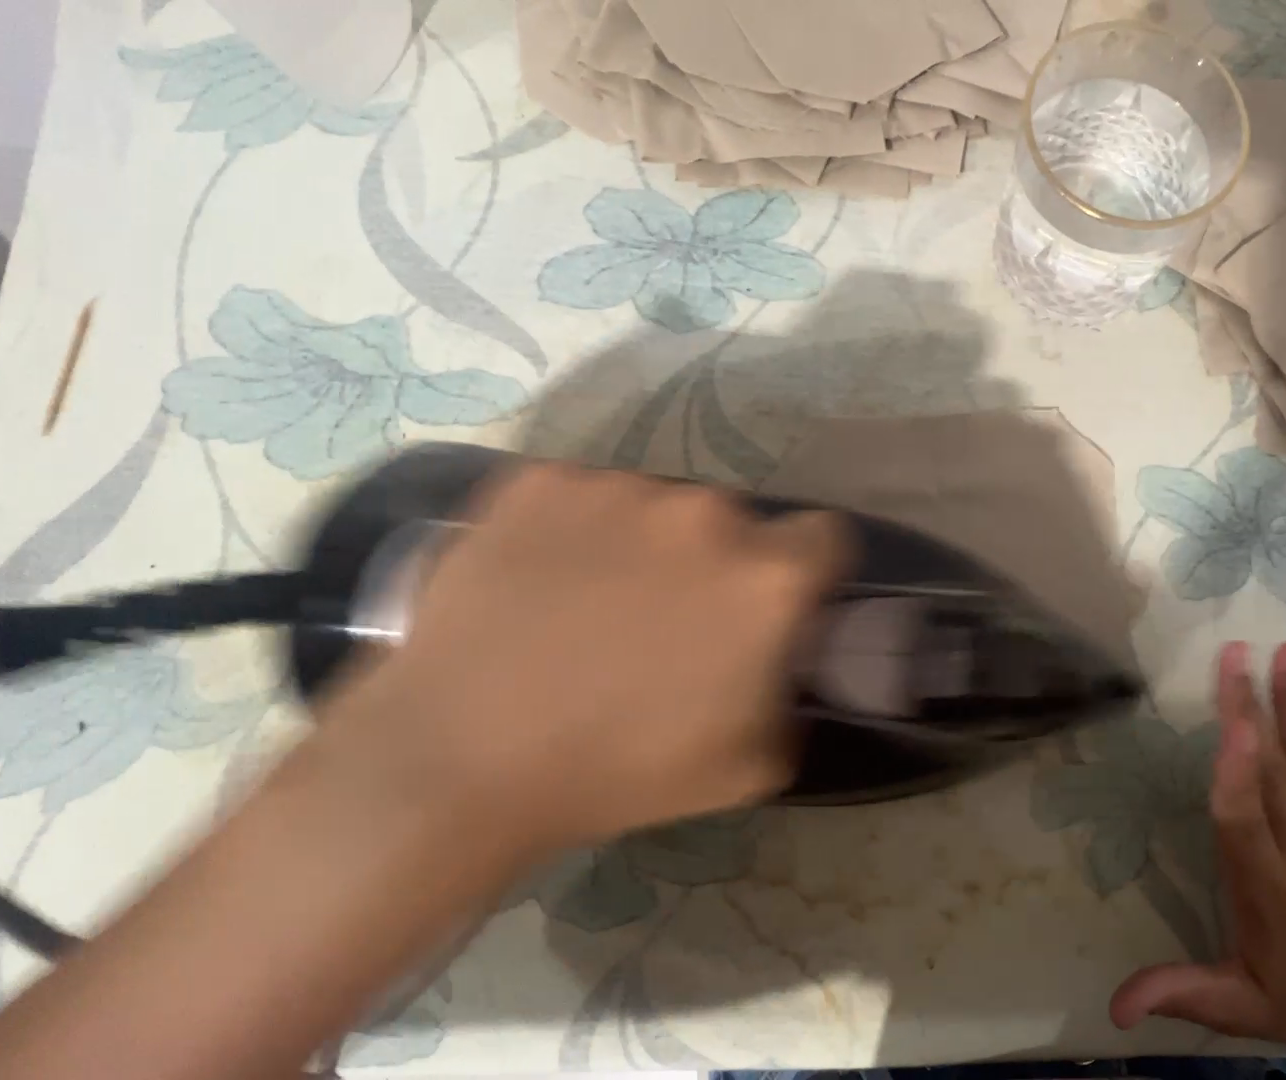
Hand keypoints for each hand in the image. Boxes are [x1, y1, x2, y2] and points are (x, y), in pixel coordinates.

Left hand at [317, 465, 850, 856]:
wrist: (457, 761)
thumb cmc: (620, 770)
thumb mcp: (748, 763)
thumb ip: (790, 696)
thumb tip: (788, 661)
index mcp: (766, 578)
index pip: (828, 537)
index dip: (811, 569)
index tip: (782, 602)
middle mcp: (705, 513)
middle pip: (737, 523)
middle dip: (722, 563)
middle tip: (675, 618)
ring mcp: (617, 488)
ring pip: (658, 507)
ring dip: (648, 544)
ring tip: (595, 605)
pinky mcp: (538, 482)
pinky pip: (583, 498)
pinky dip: (576, 531)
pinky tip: (542, 584)